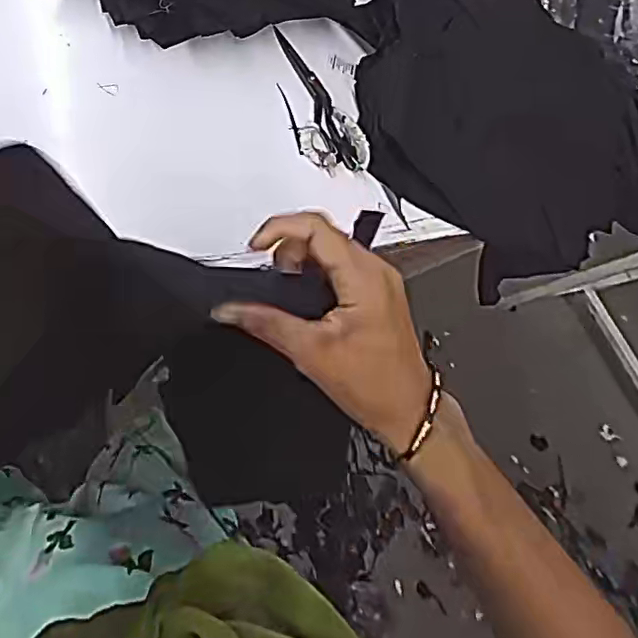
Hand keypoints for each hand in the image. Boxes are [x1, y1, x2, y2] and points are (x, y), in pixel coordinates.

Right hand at [213, 211, 431, 454]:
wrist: (407, 411)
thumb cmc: (376, 385)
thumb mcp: (309, 352)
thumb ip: (264, 322)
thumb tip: (230, 309)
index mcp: (363, 277)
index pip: (315, 226)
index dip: (278, 229)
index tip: (257, 246)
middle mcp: (376, 270)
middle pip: (321, 231)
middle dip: (287, 246)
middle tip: (271, 272)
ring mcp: (379, 278)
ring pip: (329, 244)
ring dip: (300, 257)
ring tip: (288, 285)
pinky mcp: (377, 288)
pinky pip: (340, 260)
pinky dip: (315, 267)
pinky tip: (306, 293)